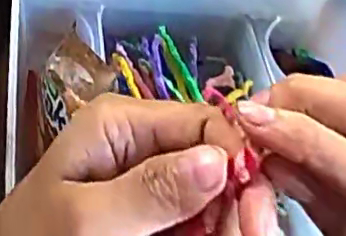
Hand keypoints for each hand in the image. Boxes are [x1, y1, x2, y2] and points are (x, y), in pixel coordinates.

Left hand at [0, 93, 278, 235]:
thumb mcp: (90, 218)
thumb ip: (152, 190)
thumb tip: (219, 158)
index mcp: (121, 121)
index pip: (201, 120)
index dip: (236, 159)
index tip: (256, 212)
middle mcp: (139, 141)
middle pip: (213, 159)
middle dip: (236, 200)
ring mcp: (146, 179)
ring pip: (211, 194)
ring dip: (226, 222)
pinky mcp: (150, 213)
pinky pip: (193, 219)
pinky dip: (208, 232)